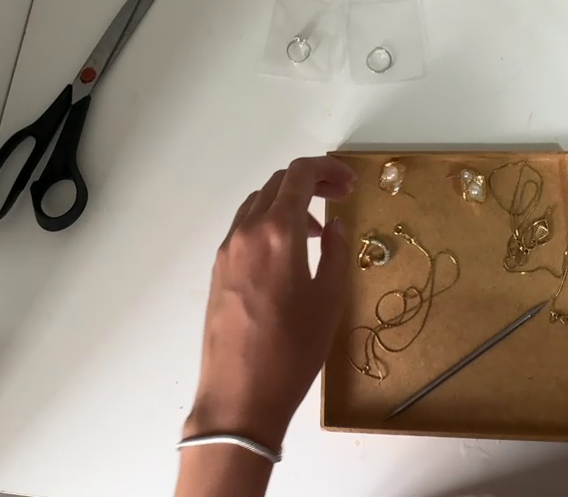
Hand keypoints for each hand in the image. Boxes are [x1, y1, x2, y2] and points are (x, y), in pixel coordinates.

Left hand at [185, 155, 354, 448]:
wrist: (238, 398)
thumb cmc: (292, 350)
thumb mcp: (329, 300)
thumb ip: (336, 252)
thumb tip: (334, 224)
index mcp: (277, 230)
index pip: (300, 174)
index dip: (328, 169)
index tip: (350, 182)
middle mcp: (247, 230)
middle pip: (278, 183)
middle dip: (311, 182)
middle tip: (339, 198)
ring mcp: (227, 249)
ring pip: (258, 203)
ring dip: (288, 202)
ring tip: (316, 231)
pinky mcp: (217, 269)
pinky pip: (245, 227)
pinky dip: (269, 222)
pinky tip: (287, 253)